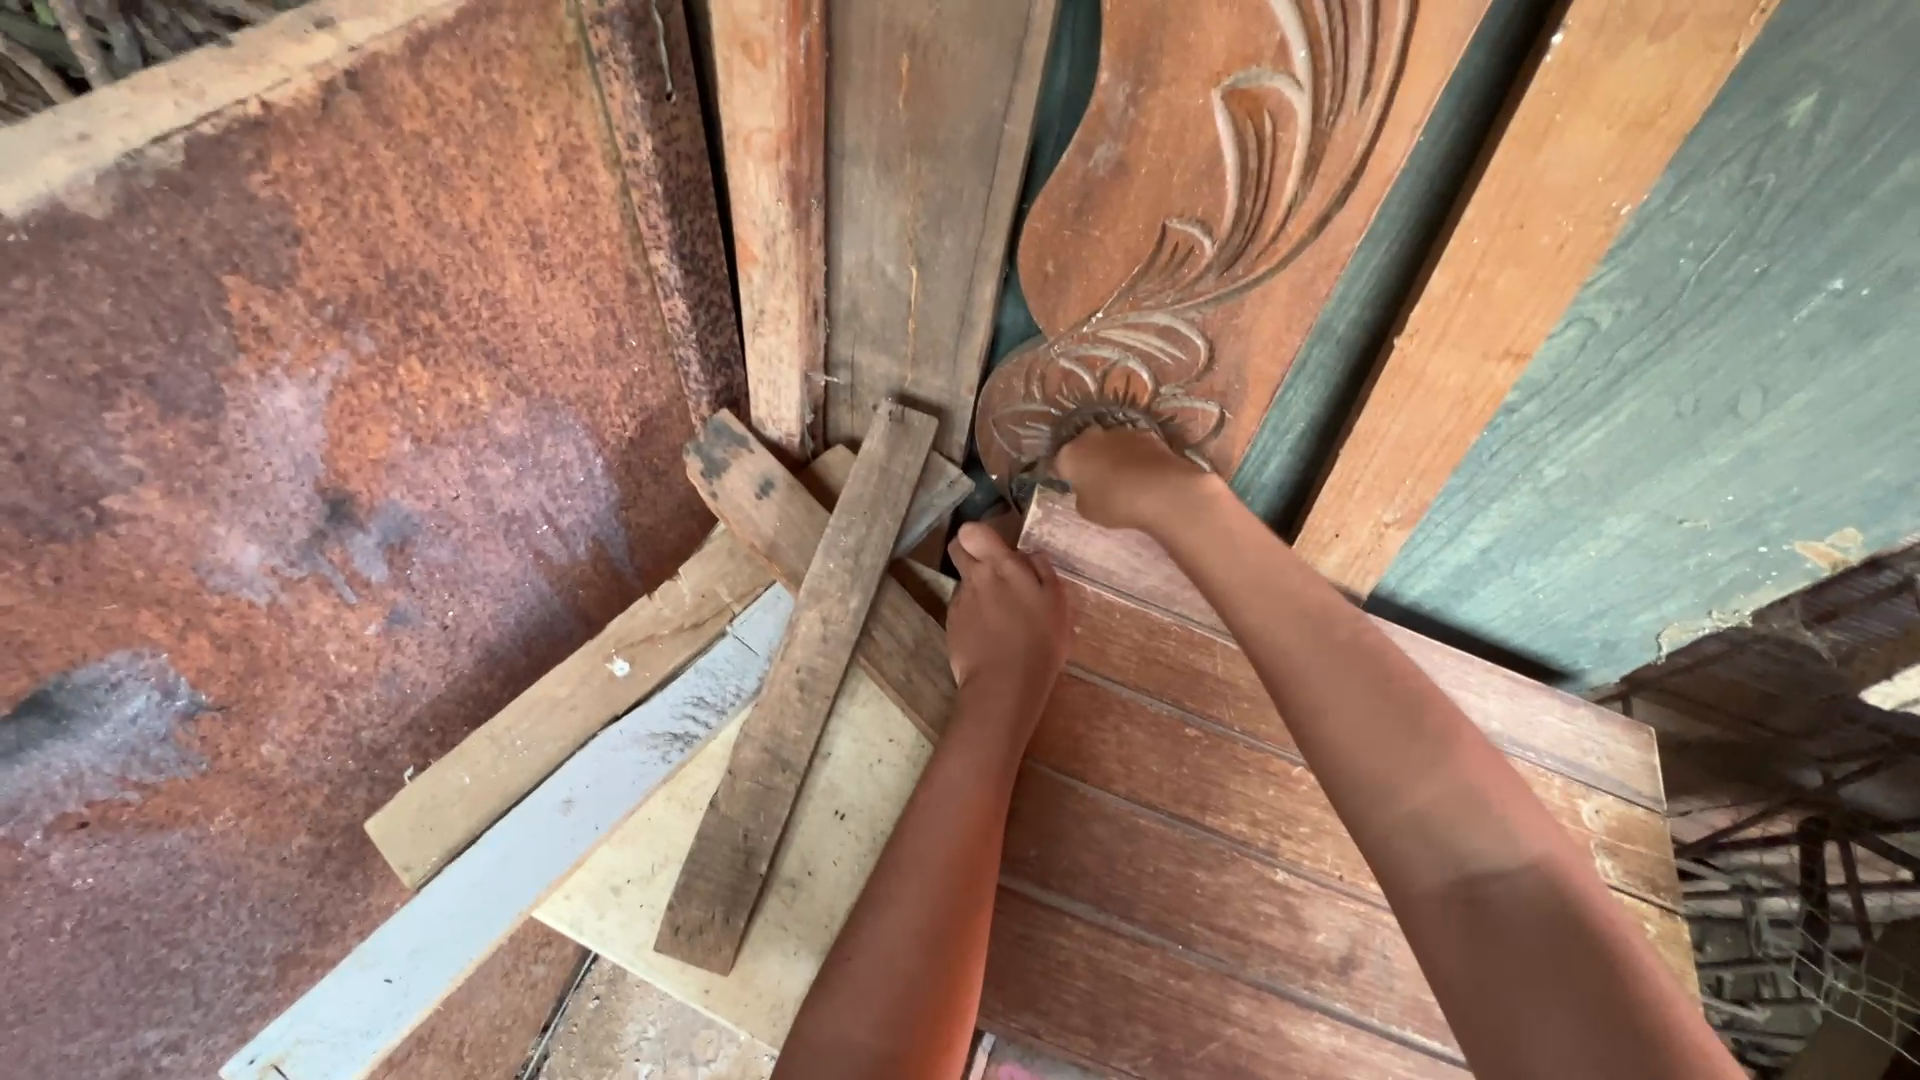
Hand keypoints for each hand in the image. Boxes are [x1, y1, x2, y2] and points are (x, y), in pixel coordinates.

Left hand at [944, 522, 1072, 709]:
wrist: (1005, 684)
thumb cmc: (1039, 640)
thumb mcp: (1056, 602)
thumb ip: (1041, 570)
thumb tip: (1028, 555)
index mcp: (999, 566)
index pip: (972, 531)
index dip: (978, 535)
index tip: (992, 546)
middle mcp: (974, 578)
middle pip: (958, 550)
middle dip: (969, 554)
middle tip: (994, 574)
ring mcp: (959, 603)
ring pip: (964, 584)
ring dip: (977, 592)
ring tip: (1000, 618)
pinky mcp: (951, 626)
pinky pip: (962, 611)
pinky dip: (973, 618)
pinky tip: (990, 637)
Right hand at [1052, 427, 1222, 533]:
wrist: (1160, 490)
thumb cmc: (1114, 503)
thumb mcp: (1087, 510)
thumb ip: (1082, 495)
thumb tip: (1089, 487)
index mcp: (1070, 455)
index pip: (1059, 463)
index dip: (1066, 475)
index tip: (1073, 486)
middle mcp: (1091, 437)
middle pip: (1084, 447)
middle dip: (1088, 460)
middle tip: (1097, 481)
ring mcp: (1120, 432)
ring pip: (1109, 444)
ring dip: (1112, 457)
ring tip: (1124, 479)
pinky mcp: (1146, 434)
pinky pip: (1133, 447)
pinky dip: (1134, 457)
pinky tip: (1143, 475)